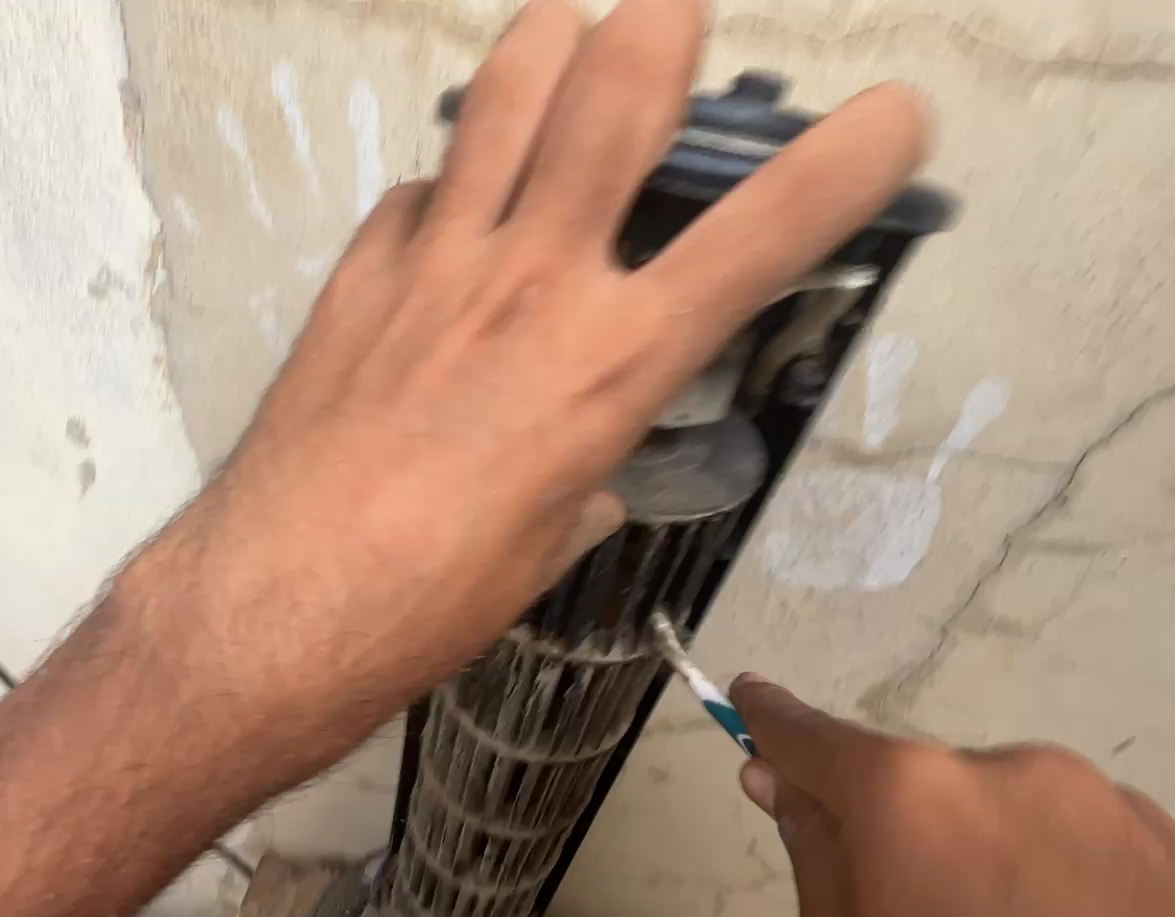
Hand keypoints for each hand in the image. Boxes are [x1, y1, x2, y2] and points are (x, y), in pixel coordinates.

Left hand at [112, 0, 927, 771]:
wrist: (282, 602)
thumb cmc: (431, 600)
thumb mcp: (543, 549)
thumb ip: (581, 482)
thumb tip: (582, 472)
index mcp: (610, 366)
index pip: (765, 233)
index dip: (852, 159)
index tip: (892, 121)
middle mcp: (533, 282)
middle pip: (619, 78)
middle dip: (663, 31)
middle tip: (667, 41)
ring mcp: (434, 264)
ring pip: (505, 89)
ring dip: (549, 47)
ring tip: (562, 55)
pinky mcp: (355, 275)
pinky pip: (414, 194)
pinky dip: (441, 193)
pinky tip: (438, 228)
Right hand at [732, 676, 1174, 916]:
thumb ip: (810, 854)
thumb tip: (776, 780)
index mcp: (903, 792)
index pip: (806, 734)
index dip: (766, 716)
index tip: (744, 693)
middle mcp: (996, 766)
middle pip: (902, 776)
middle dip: (881, 819)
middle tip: (905, 906)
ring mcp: (1091, 794)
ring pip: (983, 799)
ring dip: (966, 841)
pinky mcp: (1165, 834)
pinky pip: (1058, 826)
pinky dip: (1038, 861)